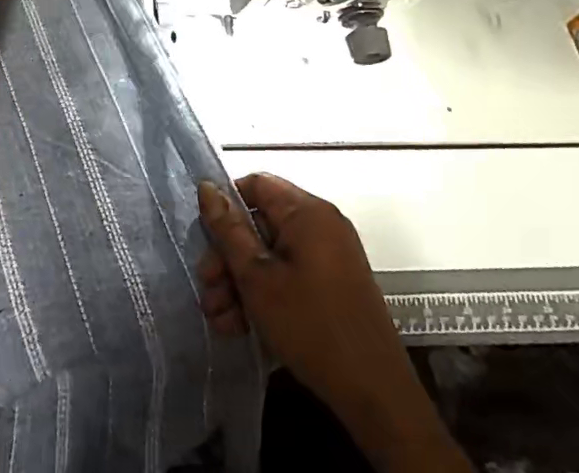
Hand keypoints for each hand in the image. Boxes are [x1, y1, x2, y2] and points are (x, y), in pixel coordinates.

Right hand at [198, 175, 471, 472]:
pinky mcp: (330, 285)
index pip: (256, 184)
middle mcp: (321, 226)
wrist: (374, 394)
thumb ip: (227, 230)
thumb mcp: (256, 277)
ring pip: (270, 255)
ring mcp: (329, 257)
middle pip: (259, 223)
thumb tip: (206, 188)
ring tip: (218, 315)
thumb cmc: (310, 326)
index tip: (204, 237)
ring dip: (239, 282)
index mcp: (307, 213)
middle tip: (207, 286)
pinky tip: (237, 325)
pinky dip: (263, 294)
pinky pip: (288, 275)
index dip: (225, 205)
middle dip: (227, 256)